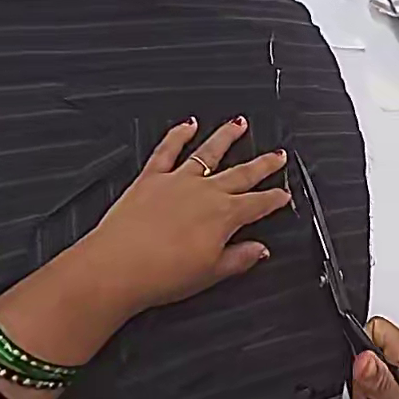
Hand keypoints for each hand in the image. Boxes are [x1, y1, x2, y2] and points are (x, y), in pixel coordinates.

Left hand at [0, 117, 287, 373]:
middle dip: (264, 164)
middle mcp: (205, 192)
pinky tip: (188, 125)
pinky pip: (168, 150)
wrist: (115, 269)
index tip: (284, 194)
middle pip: (243, 173)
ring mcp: (178, 181)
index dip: (275, 198)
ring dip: (227, 136)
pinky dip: (178, 134)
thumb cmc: (160, 274)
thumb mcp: (211, 273)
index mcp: (224, 215)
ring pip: (209, 152)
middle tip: (278, 156)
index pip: (259, 203)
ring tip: (240, 124)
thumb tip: (259, 250)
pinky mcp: (151, 178)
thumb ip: (239, 258)